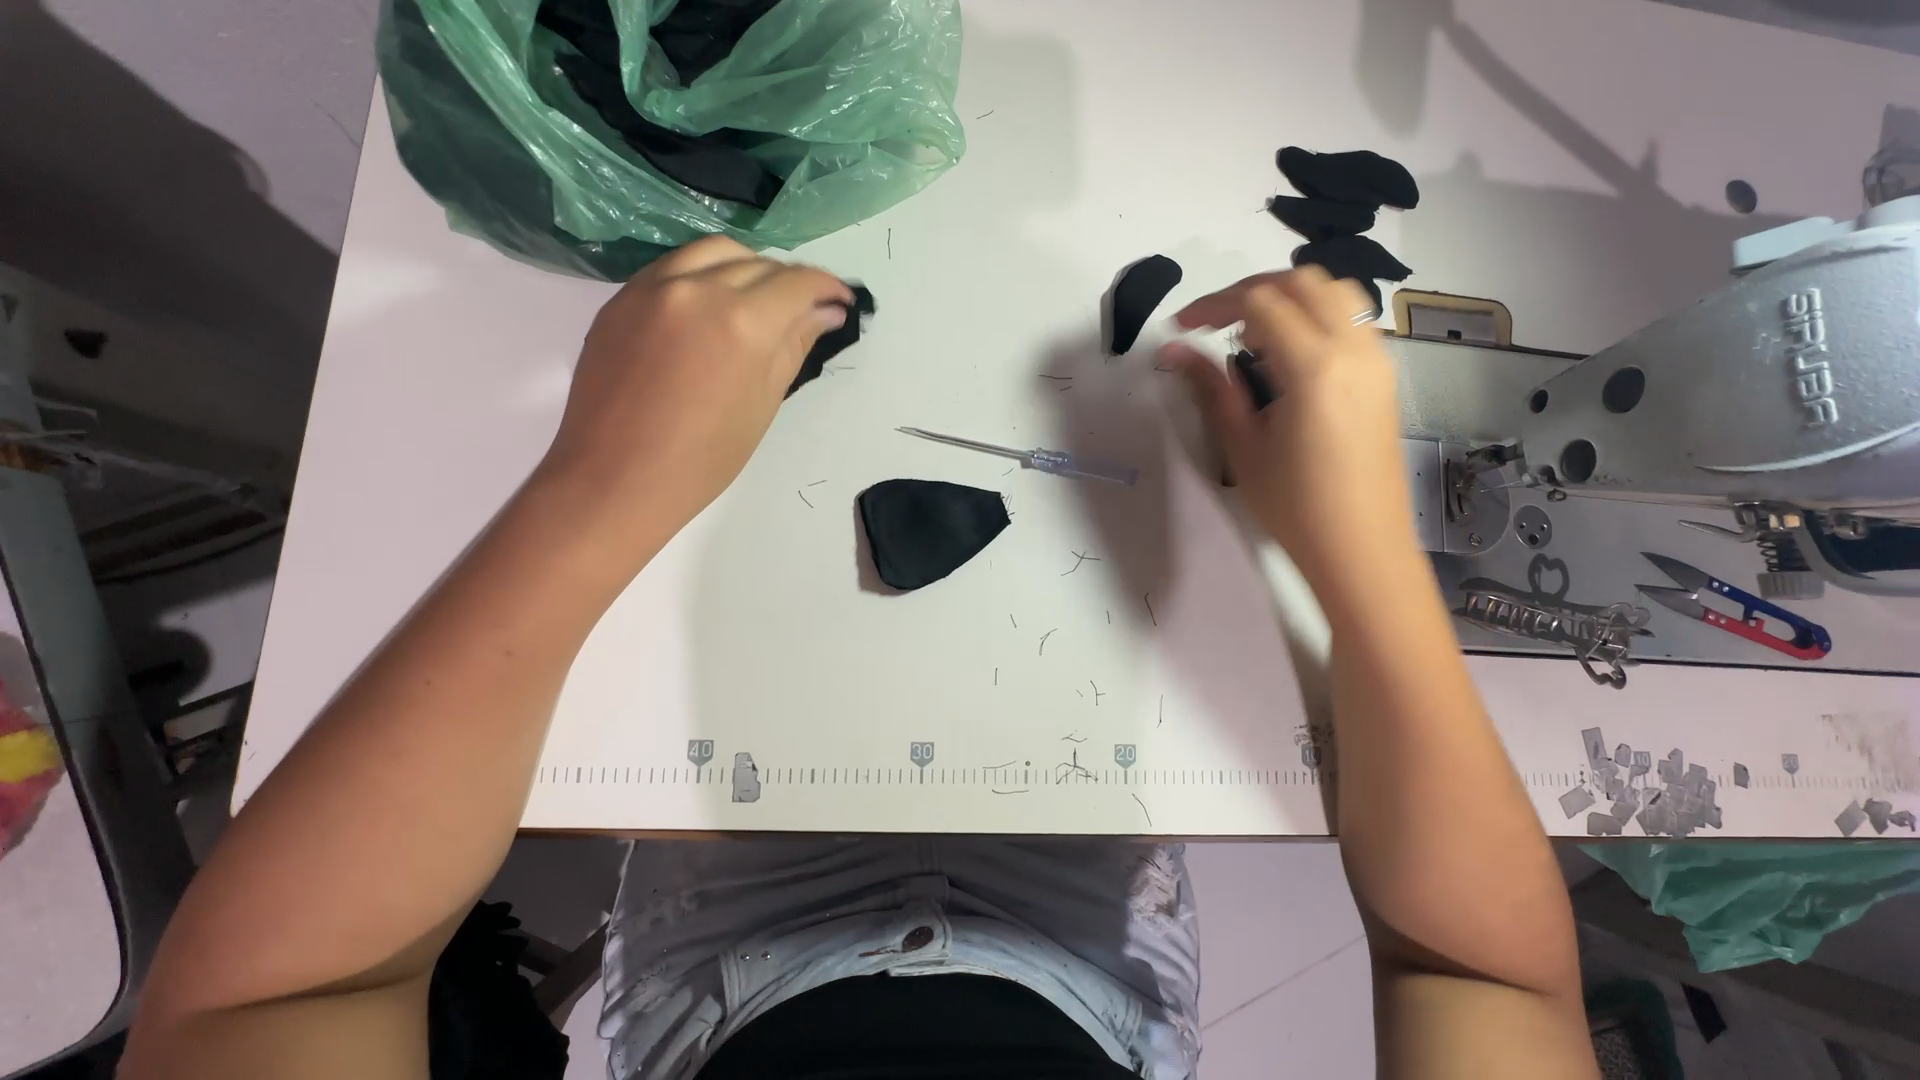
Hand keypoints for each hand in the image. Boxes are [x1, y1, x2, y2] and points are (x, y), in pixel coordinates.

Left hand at [536, 236, 851, 539]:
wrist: (615, 478)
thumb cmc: (702, 459)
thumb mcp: (763, 403)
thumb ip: (794, 346)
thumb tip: (825, 313)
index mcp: (741, 322)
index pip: (797, 283)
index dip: (826, 287)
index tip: (840, 302)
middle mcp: (697, 289)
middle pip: (759, 264)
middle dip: (790, 282)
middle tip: (804, 311)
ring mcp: (653, 287)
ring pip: (715, 252)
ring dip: (747, 267)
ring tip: (757, 300)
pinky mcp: (622, 298)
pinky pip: (674, 266)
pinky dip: (704, 274)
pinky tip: (710, 306)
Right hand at [1164, 267, 1415, 593]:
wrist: (1361, 547)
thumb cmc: (1294, 506)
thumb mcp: (1242, 446)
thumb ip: (1210, 388)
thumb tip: (1173, 350)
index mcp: (1314, 367)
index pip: (1260, 302)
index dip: (1213, 304)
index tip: (1181, 326)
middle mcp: (1354, 350)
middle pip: (1301, 282)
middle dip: (1250, 290)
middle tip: (1213, 323)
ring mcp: (1377, 360)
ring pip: (1334, 293)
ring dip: (1287, 298)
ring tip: (1251, 337)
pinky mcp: (1384, 376)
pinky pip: (1351, 320)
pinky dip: (1315, 316)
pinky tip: (1287, 356)